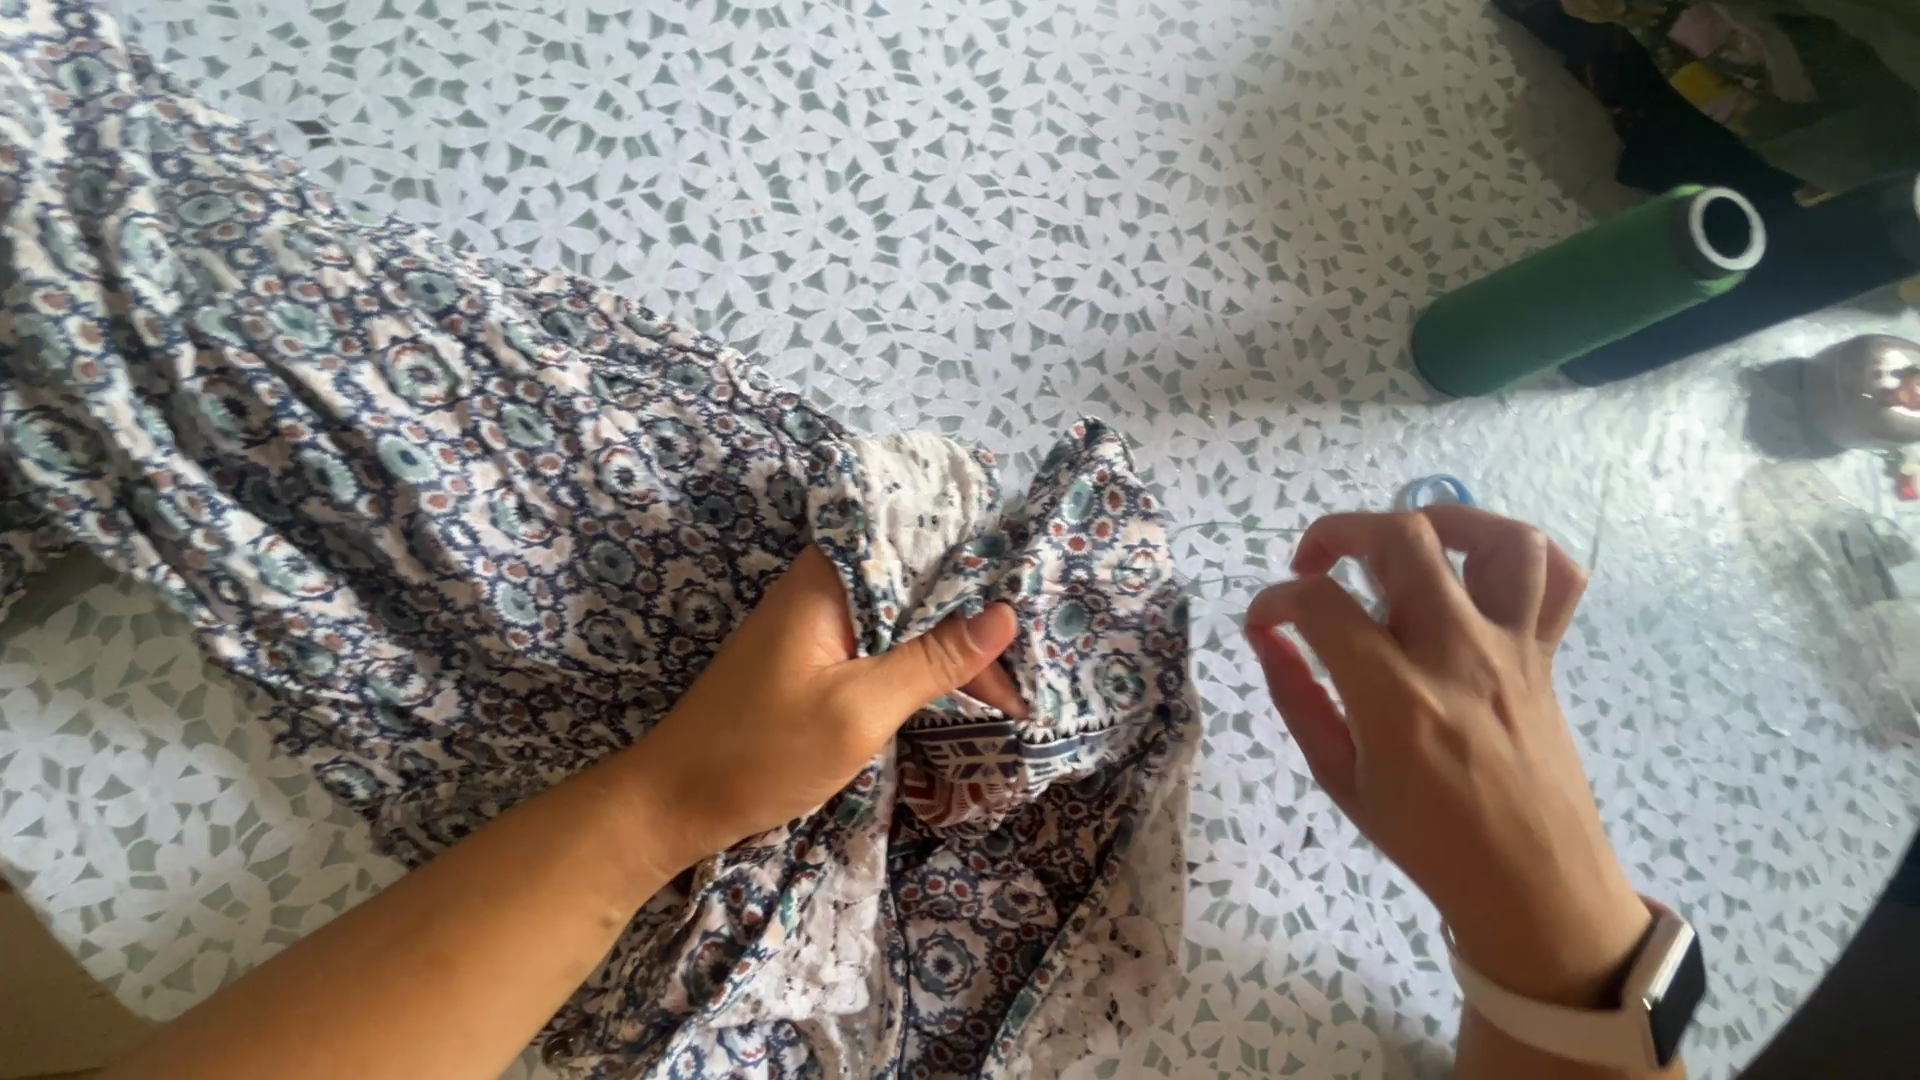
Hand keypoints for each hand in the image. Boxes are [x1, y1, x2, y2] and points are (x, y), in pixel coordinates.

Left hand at [621, 545, 1023, 872]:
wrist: (674, 804)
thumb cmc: (763, 752)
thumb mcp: (859, 709)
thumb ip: (933, 659)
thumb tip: (1004, 614)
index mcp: (827, 579)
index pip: (915, 543)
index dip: (974, 563)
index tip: (1028, 592)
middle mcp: (822, 586)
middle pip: (913, 581)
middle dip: (970, 613)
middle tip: (1026, 650)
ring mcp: (817, 621)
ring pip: (902, 615)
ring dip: (948, 643)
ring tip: (1007, 678)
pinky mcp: (815, 654)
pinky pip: (881, 641)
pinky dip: (919, 661)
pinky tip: (956, 682)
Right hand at [1245, 508, 1648, 1005]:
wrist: (1537, 890)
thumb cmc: (1424, 838)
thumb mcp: (1336, 775)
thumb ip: (1295, 696)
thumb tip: (1265, 635)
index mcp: (1395, 697)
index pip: (1319, 605)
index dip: (1274, 600)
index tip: (1263, 620)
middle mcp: (1457, 656)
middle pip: (1402, 540)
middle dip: (1338, 531)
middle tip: (1314, 564)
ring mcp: (1513, 650)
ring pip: (1496, 538)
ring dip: (1434, 521)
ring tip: (1397, 548)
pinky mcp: (1545, 656)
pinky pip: (1556, 576)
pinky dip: (1514, 551)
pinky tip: (1470, 569)